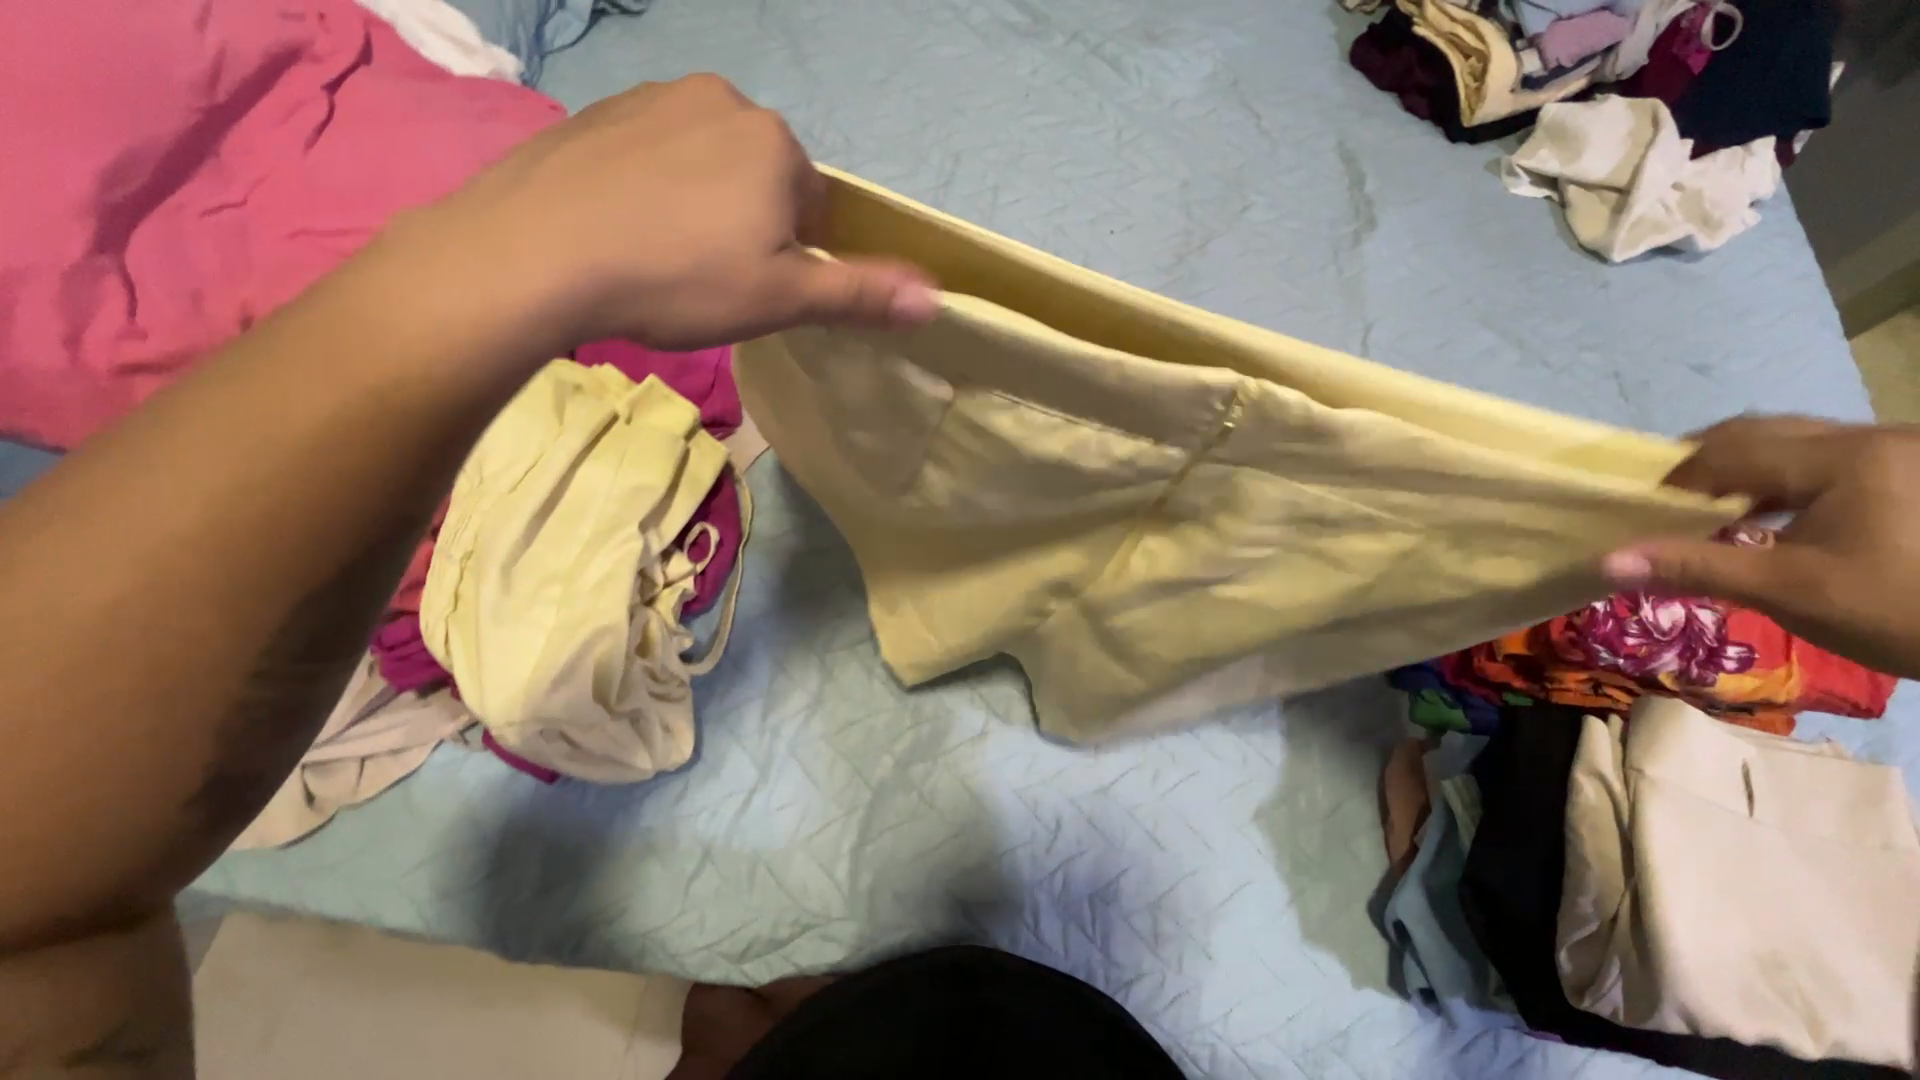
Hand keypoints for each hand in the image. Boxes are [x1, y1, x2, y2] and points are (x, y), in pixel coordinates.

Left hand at [418, 74, 935, 351]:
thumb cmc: (677, 279)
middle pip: (759, 178)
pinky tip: (623, 230)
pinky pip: (650, 154)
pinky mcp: (597, 113)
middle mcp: (721, 100)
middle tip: (706, 278)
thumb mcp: (780, 298)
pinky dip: (649, 189)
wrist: (535, 255)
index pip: (812, 204)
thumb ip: (860, 293)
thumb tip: (938, 299)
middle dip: (747, 224)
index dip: (791, 253)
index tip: (752, 287)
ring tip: (662, 258)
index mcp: (774, 142)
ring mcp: (652, 98)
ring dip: (699, 206)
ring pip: (704, 164)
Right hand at [1601, 416, 1919, 679]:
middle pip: (1763, 432)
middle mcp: (1876, 438)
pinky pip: (1833, 459)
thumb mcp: (1792, 592)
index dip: (1673, 479)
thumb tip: (1604, 562)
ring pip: (1800, 442)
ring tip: (1716, 511)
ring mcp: (1906, 453)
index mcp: (1844, 458)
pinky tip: (1778, 518)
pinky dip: (1787, 480)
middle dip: (1705, 463)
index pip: (1728, 450)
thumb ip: (1695, 567)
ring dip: (1745, 470)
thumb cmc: (1905, 609)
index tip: (1639, 514)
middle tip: (1668, 504)